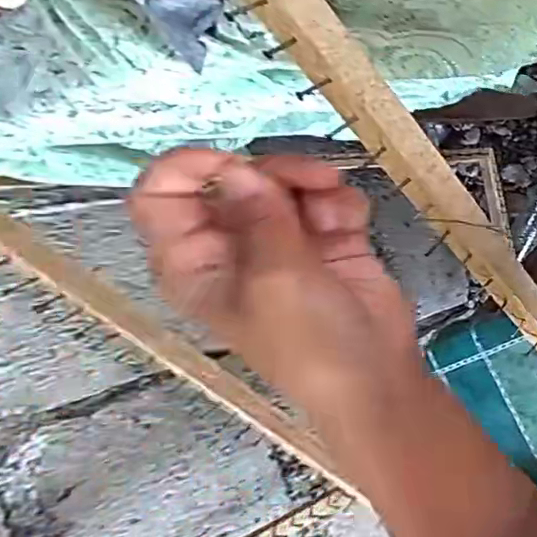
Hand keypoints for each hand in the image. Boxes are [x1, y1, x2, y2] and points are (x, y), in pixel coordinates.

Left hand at [128, 148, 418, 410]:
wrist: (376, 373)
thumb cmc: (309, 342)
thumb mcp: (275, 280)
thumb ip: (258, 218)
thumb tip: (236, 167)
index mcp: (195, 261)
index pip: (160, 197)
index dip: (188, 169)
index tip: (236, 162)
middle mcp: (234, 246)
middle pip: (236, 180)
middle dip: (277, 173)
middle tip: (314, 180)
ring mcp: (284, 241)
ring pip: (287, 182)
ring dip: (317, 188)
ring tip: (339, 214)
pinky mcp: (328, 240)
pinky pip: (328, 199)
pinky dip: (343, 205)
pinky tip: (353, 228)